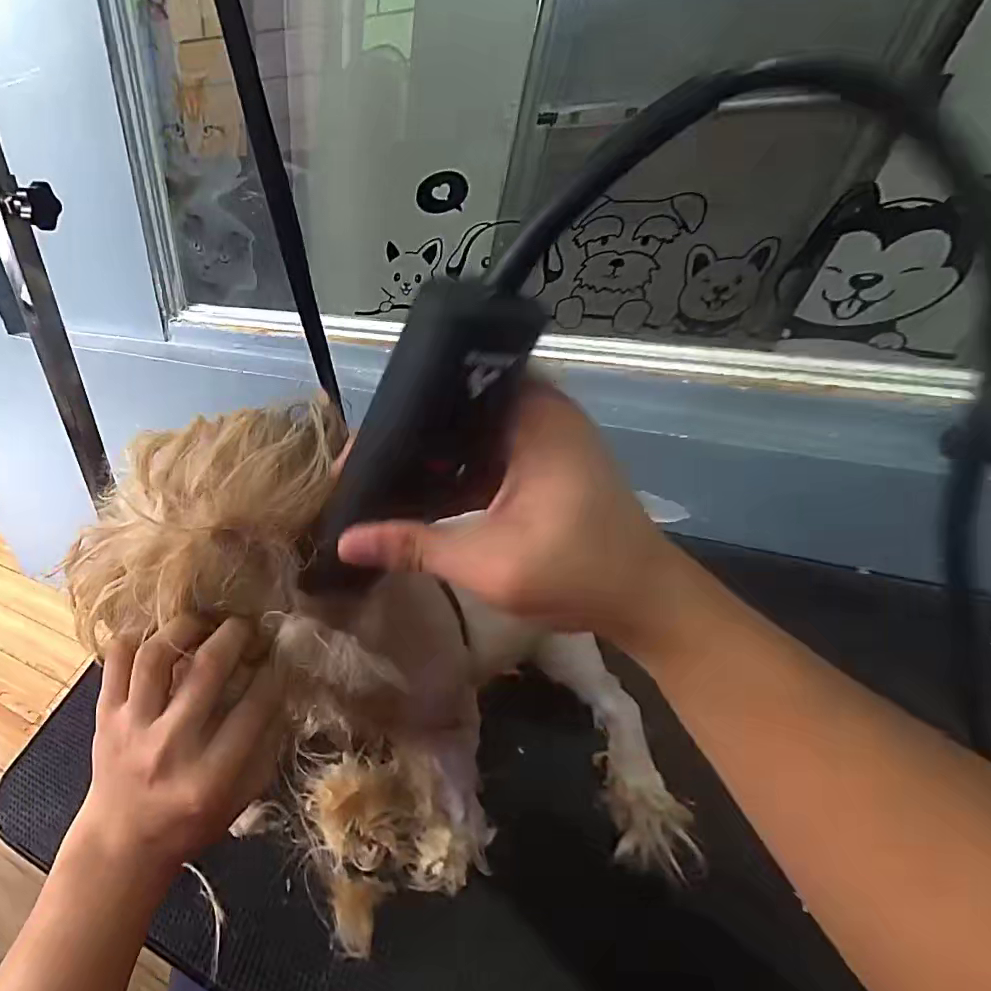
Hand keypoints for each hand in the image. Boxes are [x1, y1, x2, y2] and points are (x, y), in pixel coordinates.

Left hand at [72, 616, 286, 880]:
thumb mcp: (239, 800)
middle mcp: (169, 747)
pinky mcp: (104, 715)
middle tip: (247, 625)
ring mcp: (131, 727)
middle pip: (207, 669)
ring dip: (186, 627)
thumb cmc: (189, 823)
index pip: (253, 708)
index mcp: (209, 777)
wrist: (120, 844)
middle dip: (236, 635)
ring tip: (204, 621)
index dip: (274, 673)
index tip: (280, 655)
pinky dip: (137, 638)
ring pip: (157, 655)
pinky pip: (116, 660)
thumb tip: (283, 690)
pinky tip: (159, 635)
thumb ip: (265, 749)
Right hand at [336, 379, 685, 636]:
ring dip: (430, 457)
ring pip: (467, 433)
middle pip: (454, 408)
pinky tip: (419, 493)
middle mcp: (537, 409)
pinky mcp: (541, 459)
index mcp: (531, 413)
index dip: (398, 415)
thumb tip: (344, 542)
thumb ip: (413, 546)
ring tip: (379, 477)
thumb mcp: (486, 562)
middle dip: (408, 437)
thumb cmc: (577, 573)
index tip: (360, 446)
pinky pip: (484, 453)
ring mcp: (541, 434)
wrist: (646, 601)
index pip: (448, 390)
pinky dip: (454, 473)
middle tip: (360, 463)